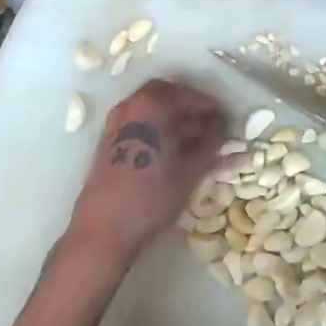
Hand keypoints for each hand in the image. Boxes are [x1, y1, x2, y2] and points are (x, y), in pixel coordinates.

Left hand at [67, 79, 225, 261]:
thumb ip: (211, 145)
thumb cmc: (151, 197)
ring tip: (192, 140)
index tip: (223, 121)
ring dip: (172, 117)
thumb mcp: (191, 171)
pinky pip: (137, 121)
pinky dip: (155, 127)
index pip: (188, 96)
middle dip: (188, 107)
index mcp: (152, 104)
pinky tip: (169, 150)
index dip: (208, 107)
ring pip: (150, 108)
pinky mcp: (108, 141)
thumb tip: (223, 130)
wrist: (103, 230)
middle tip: (207, 126)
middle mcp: (131, 105)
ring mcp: (116, 122)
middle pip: (166, 95)